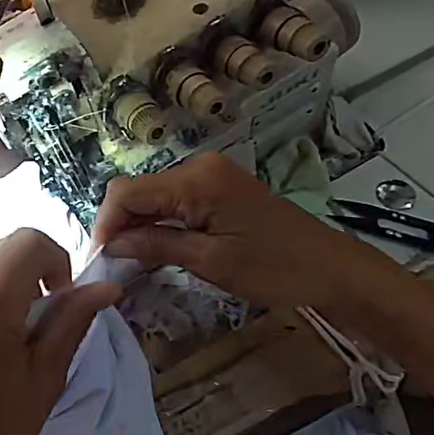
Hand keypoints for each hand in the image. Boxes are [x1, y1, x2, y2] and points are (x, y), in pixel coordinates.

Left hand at [0, 229, 120, 434]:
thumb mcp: (44, 379)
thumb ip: (72, 321)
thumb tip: (106, 287)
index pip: (28, 241)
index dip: (56, 258)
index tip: (61, 296)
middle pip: (2, 247)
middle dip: (32, 268)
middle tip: (41, 316)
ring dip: (4, 281)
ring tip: (10, 332)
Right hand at [93, 152, 398, 314]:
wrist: (333, 268)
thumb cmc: (276, 268)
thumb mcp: (211, 261)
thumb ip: (157, 246)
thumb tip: (112, 245)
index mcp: (196, 180)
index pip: (127, 191)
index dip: (106, 222)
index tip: (100, 257)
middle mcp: (198, 166)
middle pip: (138, 190)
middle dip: (120, 224)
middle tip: (114, 263)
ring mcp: (209, 174)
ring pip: (153, 195)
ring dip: (138, 225)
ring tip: (131, 260)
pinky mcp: (217, 186)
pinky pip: (174, 199)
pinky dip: (160, 221)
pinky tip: (156, 246)